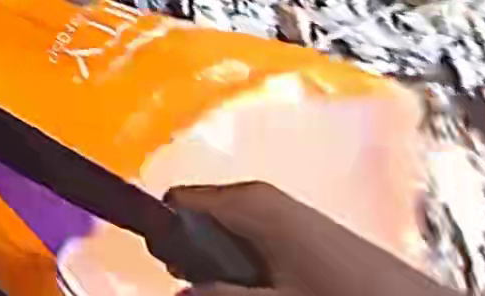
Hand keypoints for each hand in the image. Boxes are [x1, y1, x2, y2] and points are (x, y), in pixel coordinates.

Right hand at [167, 182, 458, 295]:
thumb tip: (177, 292)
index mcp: (248, 200)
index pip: (178, 202)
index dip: (169, 238)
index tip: (178, 276)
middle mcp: (262, 198)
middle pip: (205, 221)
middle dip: (206, 260)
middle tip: (219, 295)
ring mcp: (292, 218)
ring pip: (235, 239)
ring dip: (235, 272)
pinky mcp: (315, 240)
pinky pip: (264, 248)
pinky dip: (261, 274)